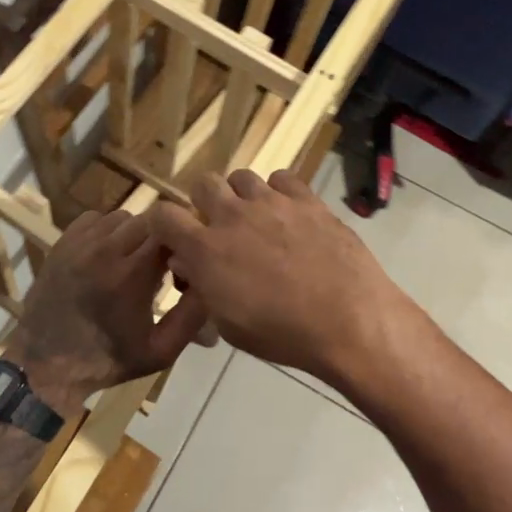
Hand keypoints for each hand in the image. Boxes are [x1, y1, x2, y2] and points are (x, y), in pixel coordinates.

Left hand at [3, 208, 208, 414]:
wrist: (45, 364)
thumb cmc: (108, 360)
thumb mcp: (159, 351)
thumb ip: (191, 318)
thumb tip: (214, 288)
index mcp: (132, 274)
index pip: (171, 232)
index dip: (183, 242)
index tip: (185, 262)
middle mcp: (106, 250)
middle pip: (149, 220)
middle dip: (162, 238)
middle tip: (161, 264)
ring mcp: (80, 243)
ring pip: (122, 217)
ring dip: (135, 234)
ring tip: (133, 260)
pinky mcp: (62, 242)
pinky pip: (95, 218)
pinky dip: (107, 230)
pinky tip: (108, 255)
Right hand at [147, 169, 422, 385]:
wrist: (348, 320)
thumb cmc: (282, 334)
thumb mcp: (228, 324)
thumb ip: (203, 286)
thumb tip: (187, 261)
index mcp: (205, 249)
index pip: (163, 215)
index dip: (163, 223)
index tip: (174, 237)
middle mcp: (233, 215)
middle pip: (203, 184)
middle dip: (205, 202)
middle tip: (219, 228)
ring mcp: (272, 202)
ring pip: (241, 176)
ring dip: (241, 195)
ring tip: (256, 219)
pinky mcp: (307, 198)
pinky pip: (282, 178)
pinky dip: (278, 191)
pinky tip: (288, 214)